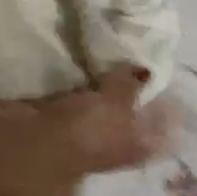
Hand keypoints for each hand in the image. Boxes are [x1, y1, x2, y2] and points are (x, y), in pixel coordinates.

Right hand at [0, 66, 174, 195]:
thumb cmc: (87, 130)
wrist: (33, 141)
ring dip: (89, 82)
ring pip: (95, 98)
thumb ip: (128, 84)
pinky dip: (63, 83)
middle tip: (113, 54)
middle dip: (119, 81)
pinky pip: (66, 95)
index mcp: (146, 140)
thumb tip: (142, 68)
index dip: (158, 90)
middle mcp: (120, 135)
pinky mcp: (56, 117)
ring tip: (86, 53)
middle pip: (127, 103)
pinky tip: (61, 64)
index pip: (164, 114)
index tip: (146, 63)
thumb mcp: (115, 104)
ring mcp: (87, 126)